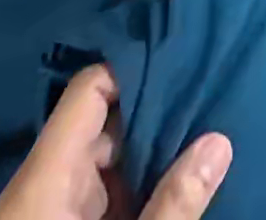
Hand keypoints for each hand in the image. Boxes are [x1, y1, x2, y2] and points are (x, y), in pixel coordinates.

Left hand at [0, 64, 232, 219]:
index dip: (132, 70)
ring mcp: (55, 210)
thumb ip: (174, 205)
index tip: (181, 61)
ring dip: (152, 149)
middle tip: (206, 96)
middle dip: (155, 111)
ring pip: (108, 158)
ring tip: (203, 126)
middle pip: (102, 122)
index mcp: (46, 177)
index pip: (89, 92)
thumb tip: (220, 141)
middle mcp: (46, 183)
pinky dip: (140, 182)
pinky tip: (180, 176)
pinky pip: (106, 191)